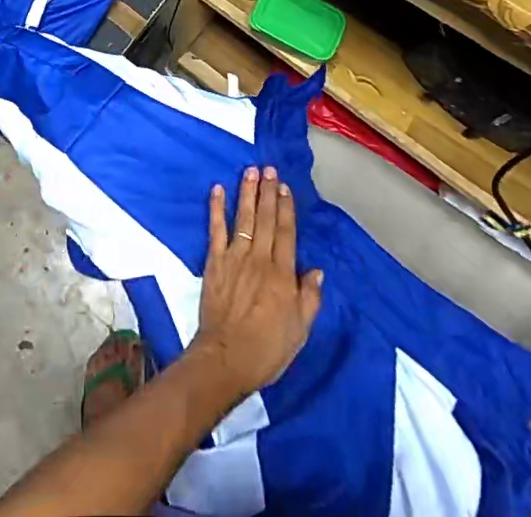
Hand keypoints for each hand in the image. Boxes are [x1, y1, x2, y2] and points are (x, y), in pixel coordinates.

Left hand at [191, 166, 322, 397]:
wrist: (225, 361)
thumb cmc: (267, 348)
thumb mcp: (301, 328)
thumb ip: (310, 296)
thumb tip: (317, 270)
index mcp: (283, 272)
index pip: (287, 231)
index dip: (287, 207)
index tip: (285, 186)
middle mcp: (260, 258)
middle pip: (266, 218)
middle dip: (268, 192)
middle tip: (268, 168)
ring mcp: (235, 259)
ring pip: (244, 219)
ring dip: (247, 193)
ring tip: (250, 171)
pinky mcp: (214, 265)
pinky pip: (215, 232)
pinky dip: (216, 210)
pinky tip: (218, 191)